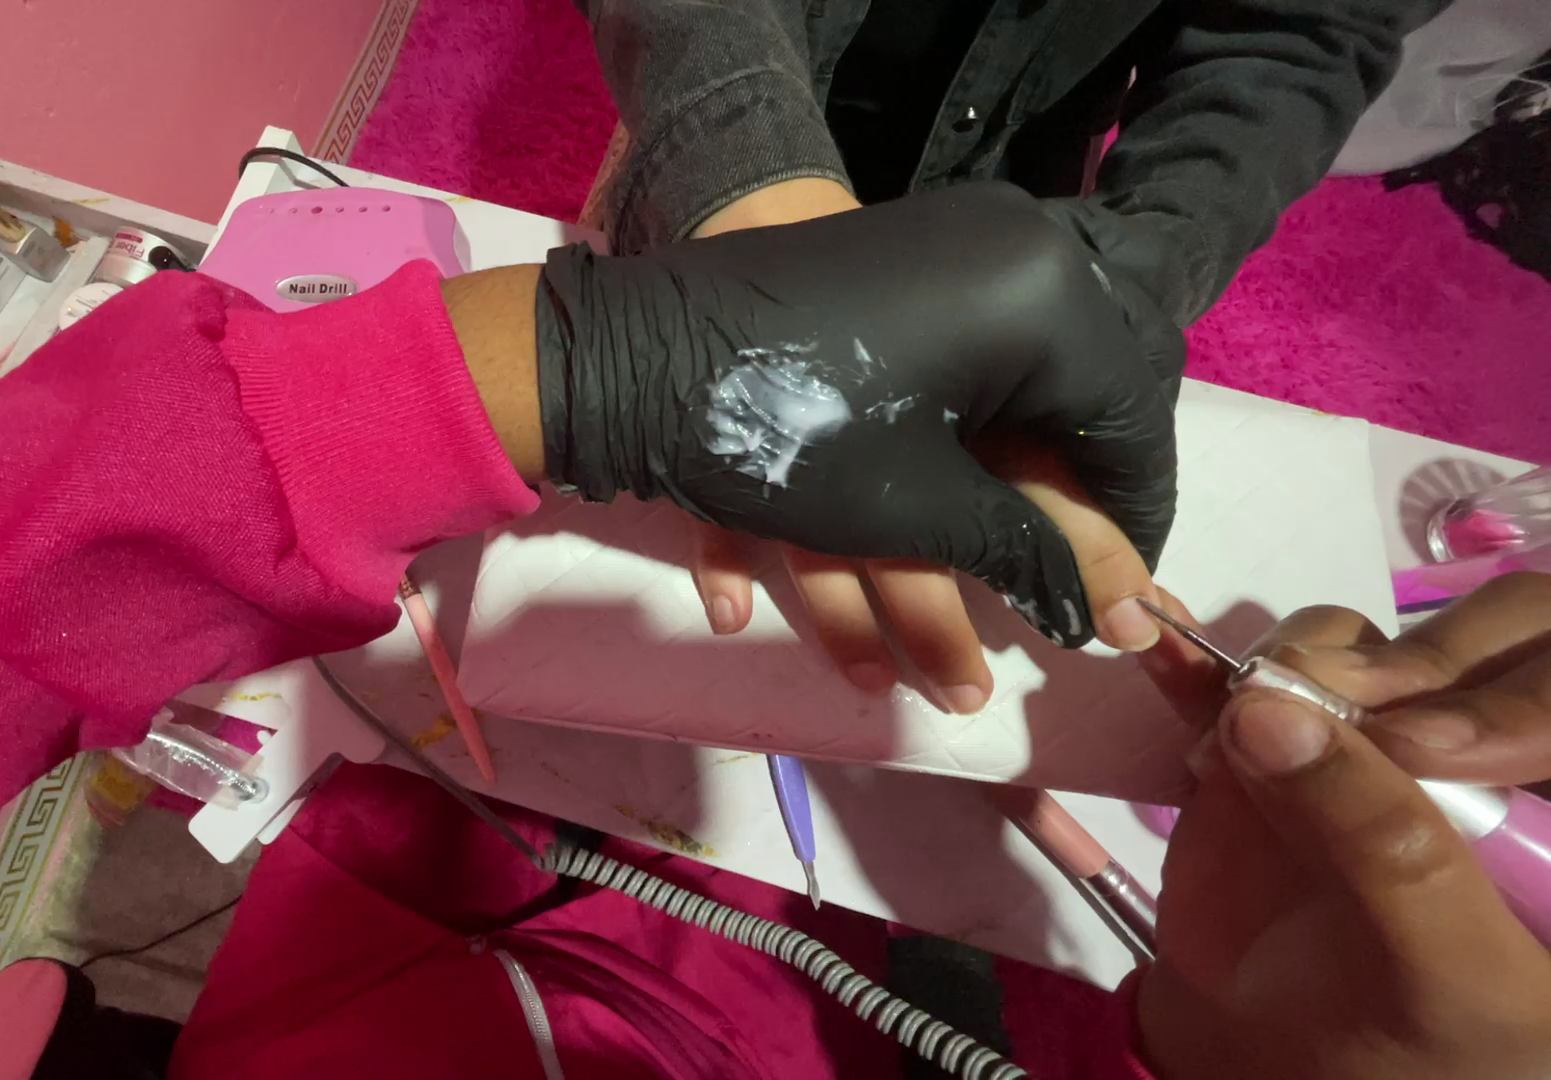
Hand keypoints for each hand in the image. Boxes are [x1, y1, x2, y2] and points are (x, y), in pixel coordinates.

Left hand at [686, 183, 1164, 702]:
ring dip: (996, 498)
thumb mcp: (914, 506)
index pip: (1130, 422)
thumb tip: (1108, 607)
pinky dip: (937, 448)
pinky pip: (938, 368)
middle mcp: (1004, 256)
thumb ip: (1025, 550)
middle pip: (1066, 412)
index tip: (1130, 594)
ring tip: (1012, 580)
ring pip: (998, 400)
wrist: (635, 360)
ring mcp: (934, 257)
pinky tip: (951, 502)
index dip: (1135, 521)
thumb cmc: (786, 433)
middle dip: (1062, 517)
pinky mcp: (877, 279)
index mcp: (1042, 297)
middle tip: (1067, 595)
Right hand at [1136, 577, 1550, 1079]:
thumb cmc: (1411, 1047)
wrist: (1266, 1051)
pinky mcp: (1257, 740)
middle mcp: (1476, 754)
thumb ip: (1385, 846)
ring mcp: (1357, 742)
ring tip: (1238, 718)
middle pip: (1476, 640)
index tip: (1419, 748)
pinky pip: (1227, 676)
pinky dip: (1189, 657)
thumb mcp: (1448, 973)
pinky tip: (1159, 645)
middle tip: (1329, 706)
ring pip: (1346, 644)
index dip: (1521, 692)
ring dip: (1292, 658)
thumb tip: (1264, 712)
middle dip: (1402, 660)